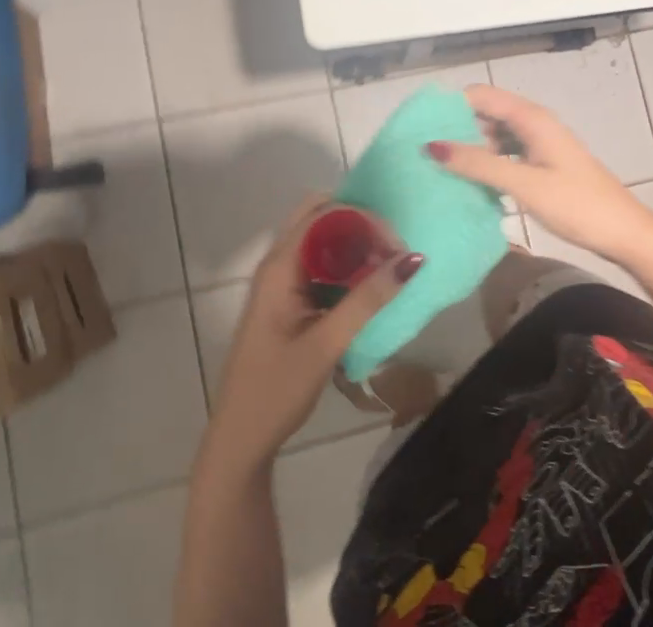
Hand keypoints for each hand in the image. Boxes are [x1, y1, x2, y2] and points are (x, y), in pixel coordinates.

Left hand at [205, 197, 421, 465]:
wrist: (241, 439)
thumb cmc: (276, 390)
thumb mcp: (326, 344)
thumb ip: (367, 300)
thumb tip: (411, 260)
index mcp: (278, 268)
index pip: (323, 214)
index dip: (363, 218)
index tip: (397, 246)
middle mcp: (278, 267)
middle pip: (322, 221)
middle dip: (362, 226)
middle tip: (397, 250)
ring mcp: (283, 285)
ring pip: (324, 246)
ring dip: (358, 249)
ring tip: (393, 267)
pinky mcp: (291, 304)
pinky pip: (323, 271)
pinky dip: (349, 271)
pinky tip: (374, 289)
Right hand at [428, 84, 652, 263]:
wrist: (624, 232)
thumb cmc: (577, 205)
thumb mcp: (524, 185)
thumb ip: (479, 165)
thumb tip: (432, 146)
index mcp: (532, 119)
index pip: (480, 95)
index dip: (450, 106)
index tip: (419, 128)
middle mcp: (535, 124)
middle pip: (486, 113)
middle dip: (456, 128)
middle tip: (423, 154)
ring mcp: (541, 145)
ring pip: (495, 136)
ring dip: (471, 149)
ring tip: (439, 170)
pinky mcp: (544, 165)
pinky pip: (507, 155)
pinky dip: (489, 164)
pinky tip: (472, 184)